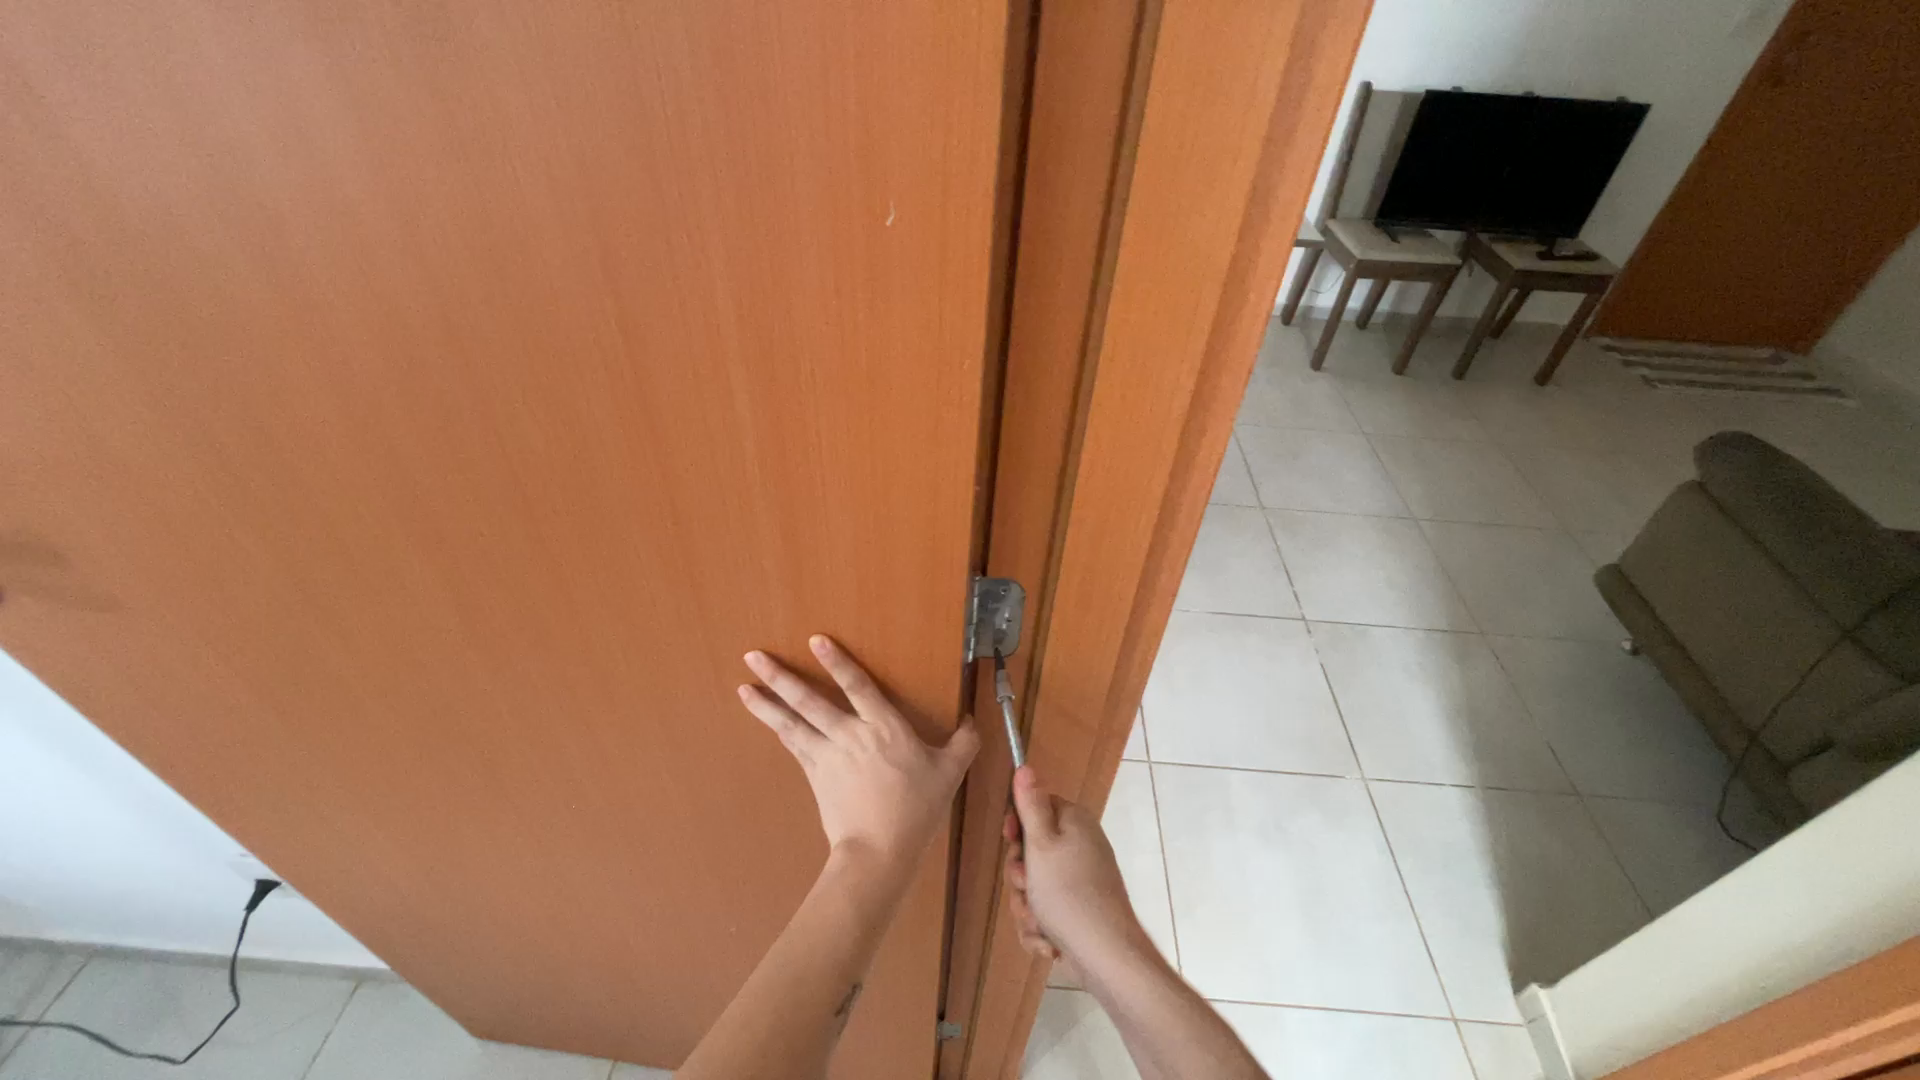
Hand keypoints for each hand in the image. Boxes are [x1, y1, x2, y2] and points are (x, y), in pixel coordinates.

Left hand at [739, 635, 978, 866]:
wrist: (879, 850)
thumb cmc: (917, 810)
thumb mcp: (949, 773)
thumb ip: (963, 743)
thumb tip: (973, 721)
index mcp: (886, 729)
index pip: (859, 686)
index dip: (837, 662)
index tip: (815, 641)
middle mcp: (852, 735)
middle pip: (811, 700)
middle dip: (781, 676)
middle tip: (754, 655)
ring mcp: (828, 755)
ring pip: (793, 722)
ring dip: (766, 703)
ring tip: (744, 686)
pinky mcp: (816, 775)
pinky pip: (794, 745)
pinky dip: (778, 729)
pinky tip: (765, 717)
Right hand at [1003, 766, 1146, 964]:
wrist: (1105, 955)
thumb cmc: (1068, 893)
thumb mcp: (1041, 844)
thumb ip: (1031, 805)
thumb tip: (1026, 765)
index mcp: (1074, 822)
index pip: (1036, 807)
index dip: (1017, 826)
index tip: (1010, 842)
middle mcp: (1081, 846)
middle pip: (1031, 849)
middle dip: (1021, 875)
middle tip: (1026, 885)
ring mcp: (1082, 879)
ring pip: (1035, 885)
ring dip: (1027, 906)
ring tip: (1038, 922)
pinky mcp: (1080, 910)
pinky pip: (1047, 910)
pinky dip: (1041, 926)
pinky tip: (1047, 942)